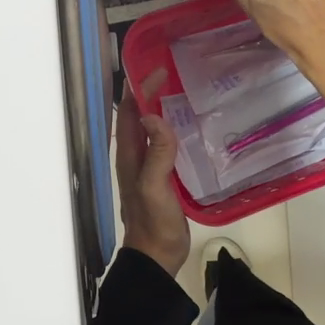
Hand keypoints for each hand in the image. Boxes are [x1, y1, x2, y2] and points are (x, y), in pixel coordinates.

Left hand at [116, 71, 189, 275]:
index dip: (139, 89)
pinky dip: (177, 131)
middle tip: (177, 74)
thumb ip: (156, 152)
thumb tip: (153, 115)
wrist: (158, 256)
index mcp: (129, 155)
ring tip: (187, 92)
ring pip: (154, 130)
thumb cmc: (153, 222)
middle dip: (152, 94)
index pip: (129, 112)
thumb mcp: (154, 186)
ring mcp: (151, 167)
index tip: (158, 69)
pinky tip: (195, 127)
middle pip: (140, 117)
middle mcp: (136, 156)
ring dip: (165, 110)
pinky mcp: (165, 177)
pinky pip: (168, 146)